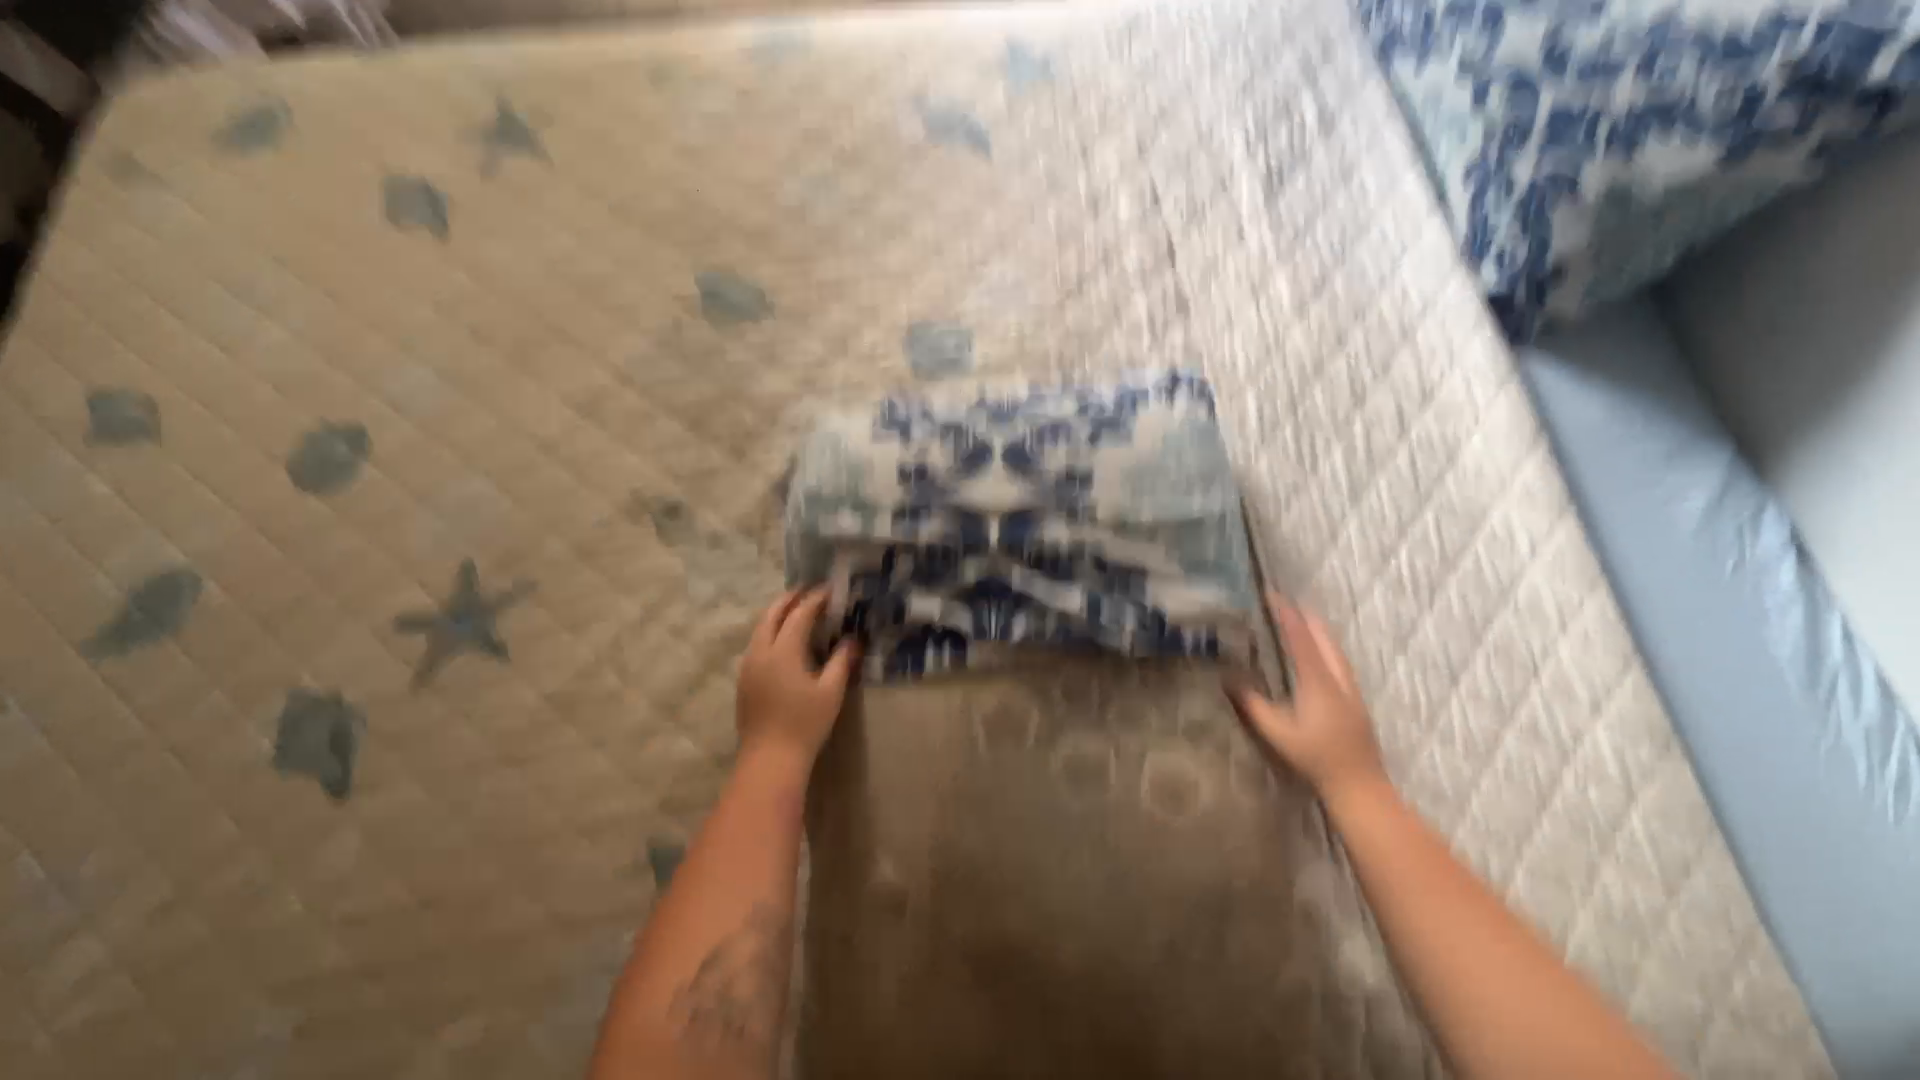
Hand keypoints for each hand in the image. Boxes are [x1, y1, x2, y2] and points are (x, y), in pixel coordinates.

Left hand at [736, 587, 859, 772]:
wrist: (770, 759)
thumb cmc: (805, 724)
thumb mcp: (831, 692)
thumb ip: (842, 661)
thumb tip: (852, 640)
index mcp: (783, 651)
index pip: (799, 615)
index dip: (814, 600)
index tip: (829, 590)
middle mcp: (760, 652)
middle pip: (771, 615)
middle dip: (789, 599)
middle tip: (807, 591)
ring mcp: (748, 666)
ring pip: (760, 629)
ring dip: (777, 615)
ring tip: (794, 610)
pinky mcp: (744, 681)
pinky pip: (756, 644)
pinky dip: (769, 632)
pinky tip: (782, 641)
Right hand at [1226, 593, 1386, 801]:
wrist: (1358, 783)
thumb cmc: (1315, 757)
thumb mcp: (1277, 732)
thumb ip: (1252, 704)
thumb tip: (1227, 678)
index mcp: (1318, 681)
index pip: (1300, 638)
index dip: (1286, 614)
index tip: (1272, 595)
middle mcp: (1337, 678)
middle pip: (1323, 637)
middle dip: (1305, 616)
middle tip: (1286, 602)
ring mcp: (1351, 689)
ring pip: (1335, 649)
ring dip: (1318, 630)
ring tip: (1302, 619)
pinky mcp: (1355, 700)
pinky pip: (1340, 661)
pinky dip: (1326, 646)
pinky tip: (1320, 654)